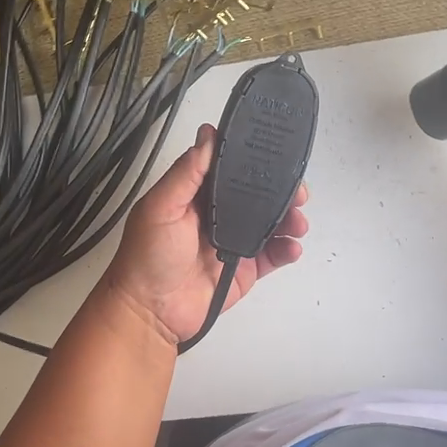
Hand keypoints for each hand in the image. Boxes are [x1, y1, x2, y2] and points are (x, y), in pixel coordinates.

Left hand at [102, 124, 308, 345]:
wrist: (150, 311)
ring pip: (269, 223)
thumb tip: (207, 134)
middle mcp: (217, 215)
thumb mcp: (161, 207)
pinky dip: (287, 249)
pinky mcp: (244, 269)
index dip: (253, 160)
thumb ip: (186, 172)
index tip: (276, 154)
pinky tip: (292, 247)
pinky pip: (272, 256)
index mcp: (196, 195)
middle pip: (257, 195)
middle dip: (281, 190)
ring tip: (298, 221)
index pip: (230, 169)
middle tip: (298, 192)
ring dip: (288, 218)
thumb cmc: (147, 256)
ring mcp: (232, 242)